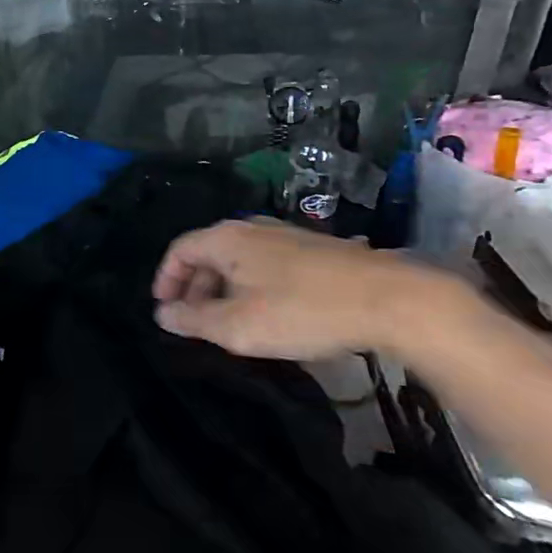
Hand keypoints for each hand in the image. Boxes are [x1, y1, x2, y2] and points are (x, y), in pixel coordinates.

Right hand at [152, 217, 450, 359]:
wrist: (389, 299)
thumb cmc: (302, 311)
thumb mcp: (239, 326)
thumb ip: (195, 320)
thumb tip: (162, 313)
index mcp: (225, 238)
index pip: (179, 250)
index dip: (165, 279)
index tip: (163, 310)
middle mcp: (250, 227)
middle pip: (207, 252)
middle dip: (194, 287)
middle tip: (195, 322)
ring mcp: (283, 234)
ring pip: (237, 258)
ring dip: (223, 288)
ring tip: (229, 322)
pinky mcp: (311, 248)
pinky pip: (263, 263)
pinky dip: (250, 285)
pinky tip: (267, 313)